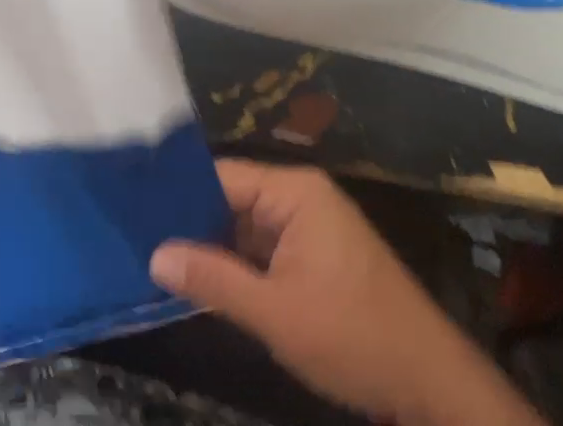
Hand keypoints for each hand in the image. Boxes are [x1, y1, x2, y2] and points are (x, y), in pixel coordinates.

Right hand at [151, 161, 542, 425]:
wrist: (434, 386)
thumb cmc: (354, 338)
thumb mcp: (274, 312)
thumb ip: (212, 279)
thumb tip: (153, 254)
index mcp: (295, 193)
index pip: (220, 176)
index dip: (176, 194)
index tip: (129, 211)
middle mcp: (301, 199)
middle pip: (229, 199)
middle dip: (187, 224)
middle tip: (130, 239)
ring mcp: (310, 229)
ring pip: (242, 228)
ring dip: (209, 248)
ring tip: (149, 258)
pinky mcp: (314, 258)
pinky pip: (261, 250)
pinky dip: (234, 266)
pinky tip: (195, 281)